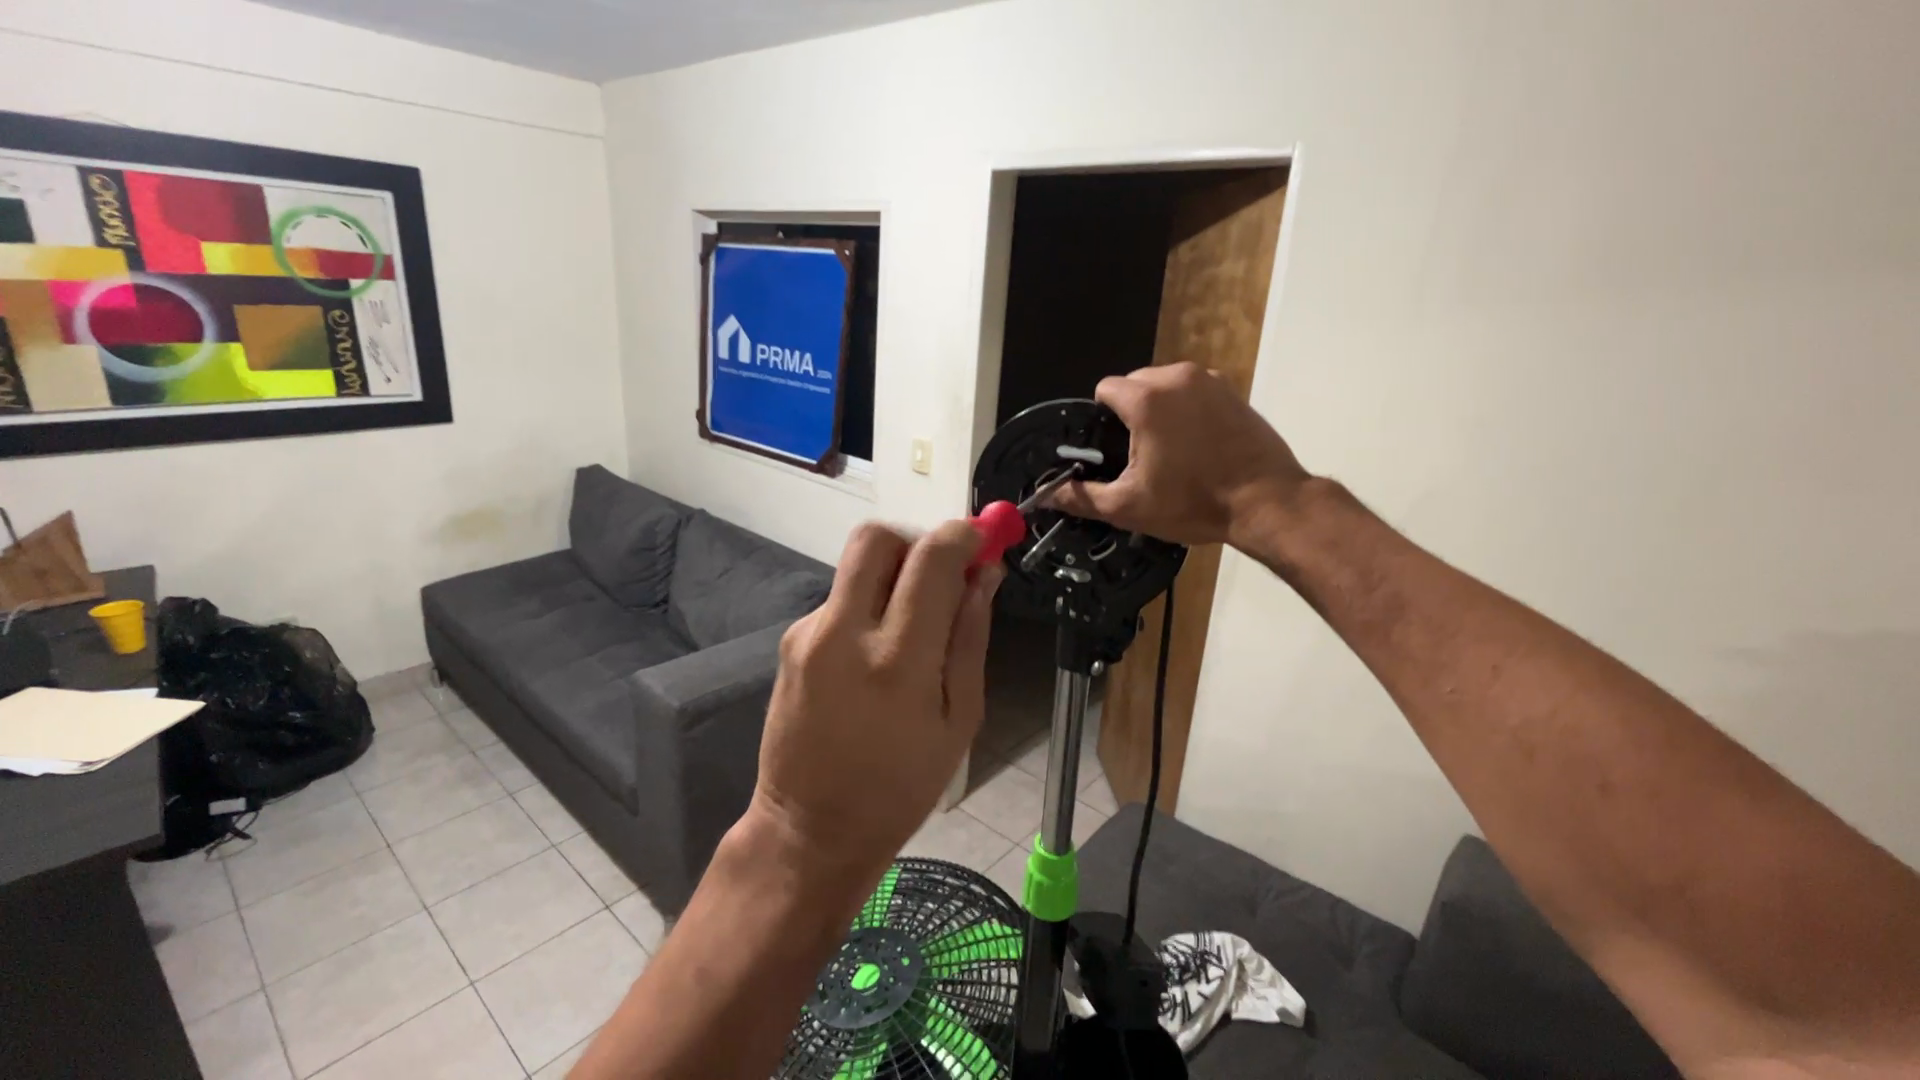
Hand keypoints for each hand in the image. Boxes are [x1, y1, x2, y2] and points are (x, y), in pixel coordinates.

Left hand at [749, 520, 1005, 876]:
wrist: (811, 829)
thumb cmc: (901, 787)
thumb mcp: (959, 720)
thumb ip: (970, 638)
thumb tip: (985, 574)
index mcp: (897, 662)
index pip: (932, 560)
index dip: (964, 535)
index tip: (984, 538)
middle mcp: (844, 634)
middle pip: (877, 538)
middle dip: (917, 542)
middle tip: (941, 575)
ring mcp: (808, 635)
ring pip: (855, 569)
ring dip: (892, 578)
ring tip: (911, 631)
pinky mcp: (789, 642)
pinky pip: (838, 602)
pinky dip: (867, 609)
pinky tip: (874, 660)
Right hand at [1049, 362, 1310, 549]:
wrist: (1266, 502)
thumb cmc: (1193, 502)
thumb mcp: (1129, 507)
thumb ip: (1082, 497)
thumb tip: (1047, 495)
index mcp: (1146, 399)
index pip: (1105, 389)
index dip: (1100, 419)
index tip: (1109, 449)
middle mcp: (1177, 378)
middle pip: (1136, 384)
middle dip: (1131, 413)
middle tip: (1139, 455)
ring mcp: (1210, 381)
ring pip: (1167, 387)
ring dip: (1161, 410)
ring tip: (1170, 450)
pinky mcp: (1234, 392)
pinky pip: (1196, 393)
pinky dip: (1189, 411)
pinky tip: (1198, 444)